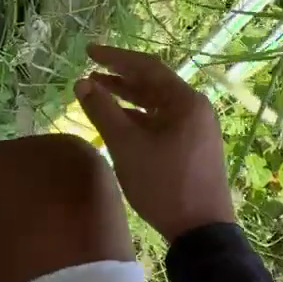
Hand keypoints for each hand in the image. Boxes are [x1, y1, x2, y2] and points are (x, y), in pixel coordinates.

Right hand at [75, 44, 234, 241]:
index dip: (115, 57)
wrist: (201, 230)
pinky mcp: (193, 145)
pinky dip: (137, 114)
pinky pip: (161, 119)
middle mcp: (195, 109)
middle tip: (90, 67)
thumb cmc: (163, 183)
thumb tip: (82, 83)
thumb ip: (102, 110)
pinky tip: (117, 118)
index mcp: (185, 102)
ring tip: (97, 89)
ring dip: (126, 95)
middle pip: (153, 83)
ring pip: (156, 102)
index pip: (146, 67)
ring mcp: (197, 128)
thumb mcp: (125, 145)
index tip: (88, 51)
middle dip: (120, 75)